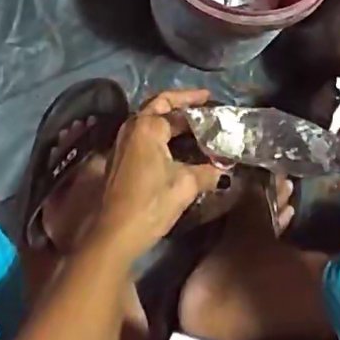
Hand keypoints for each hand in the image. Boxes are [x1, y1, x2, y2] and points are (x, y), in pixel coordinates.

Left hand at [84, 88, 225, 262]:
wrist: (114, 237)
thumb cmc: (150, 204)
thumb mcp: (185, 186)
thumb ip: (207, 172)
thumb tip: (225, 170)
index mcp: (148, 126)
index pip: (177, 109)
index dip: (198, 106)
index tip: (215, 103)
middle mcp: (133, 127)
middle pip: (159, 104)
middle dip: (181, 101)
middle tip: (202, 102)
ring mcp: (122, 142)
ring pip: (148, 118)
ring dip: (168, 115)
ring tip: (190, 120)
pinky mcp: (119, 159)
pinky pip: (143, 133)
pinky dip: (159, 130)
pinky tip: (172, 142)